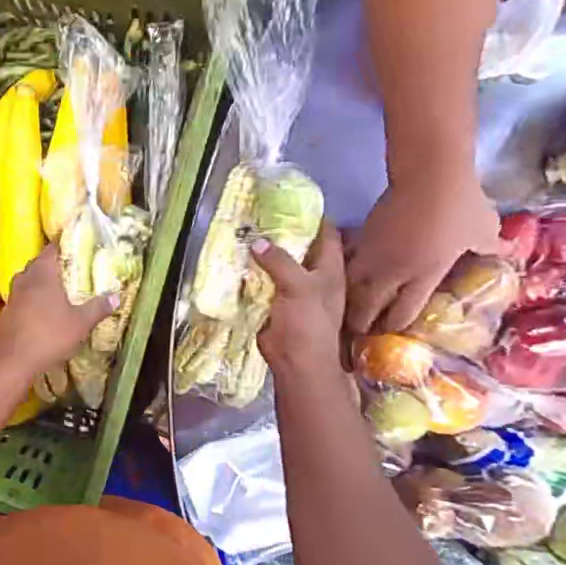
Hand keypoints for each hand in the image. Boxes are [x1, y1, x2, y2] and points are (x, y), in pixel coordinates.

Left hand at [0, 245, 115, 373]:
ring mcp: (13, 296)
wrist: (14, 361)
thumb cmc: (49, 336)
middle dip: (53, 264)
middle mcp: (25, 279)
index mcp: (42, 274)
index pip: (51, 249)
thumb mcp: (80, 323)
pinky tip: (42, 310)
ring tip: (58, 289)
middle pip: (38, 264)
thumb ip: (98, 307)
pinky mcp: (7, 312)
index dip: (63, 246)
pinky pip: (22, 297)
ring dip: (41, 282)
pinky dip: (32, 298)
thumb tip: (116, 296)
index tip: (75, 247)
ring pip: (28, 281)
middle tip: (70, 270)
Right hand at [250, 221, 348, 379]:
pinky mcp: (274, 304)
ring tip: (244, 233)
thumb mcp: (298, 286)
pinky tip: (236, 262)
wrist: (297, 363)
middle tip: (259, 214)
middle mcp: (313, 277)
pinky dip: (252, 274)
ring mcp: (293, 291)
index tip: (291, 201)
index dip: (313, 216)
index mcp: (329, 269)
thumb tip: (256, 242)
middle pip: (299, 248)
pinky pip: (262, 283)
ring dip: (264, 254)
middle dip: (282, 233)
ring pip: (278, 265)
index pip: (326, 234)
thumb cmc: (307, 323)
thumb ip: (279, 261)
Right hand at [345, 174, 496, 334]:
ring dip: (348, 300)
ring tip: (345, 307)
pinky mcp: (361, 237)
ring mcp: (373, 255)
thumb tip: (508, 256)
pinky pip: (347, 263)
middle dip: (361, 322)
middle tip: (358, 330)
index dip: (394, 326)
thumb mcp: (485, 229)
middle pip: (367, 307)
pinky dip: (344, 272)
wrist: (429, 173)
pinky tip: (342, 275)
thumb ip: (492, 248)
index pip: (402, 313)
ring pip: (351, 287)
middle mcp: (393, 272)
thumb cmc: (461, 204)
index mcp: (424, 276)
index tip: (389, 333)